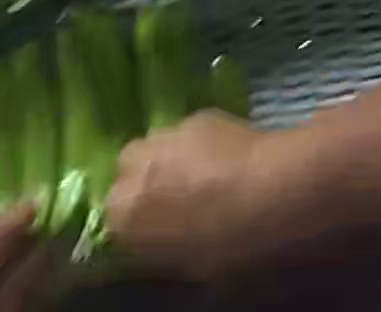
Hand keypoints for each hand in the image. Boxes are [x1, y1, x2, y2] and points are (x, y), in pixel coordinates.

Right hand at [106, 110, 271, 277]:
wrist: (269, 191)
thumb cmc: (226, 244)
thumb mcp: (186, 265)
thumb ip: (161, 248)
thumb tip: (164, 240)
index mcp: (124, 211)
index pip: (111, 212)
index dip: (132, 218)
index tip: (151, 226)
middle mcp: (137, 164)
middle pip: (127, 165)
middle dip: (142, 176)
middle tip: (169, 194)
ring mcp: (168, 133)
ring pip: (155, 141)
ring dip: (166, 155)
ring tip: (195, 171)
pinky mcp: (198, 114)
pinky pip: (187, 129)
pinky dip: (196, 141)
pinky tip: (221, 154)